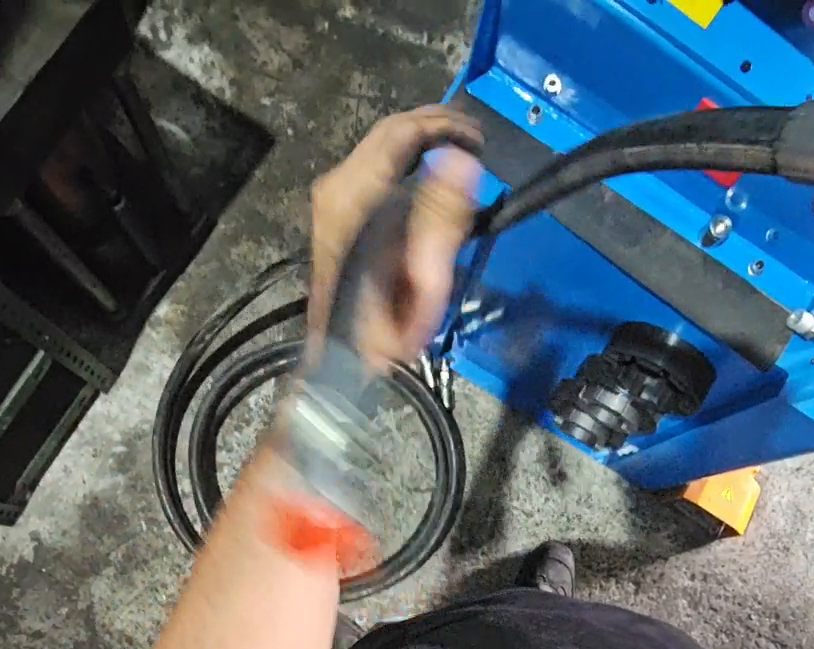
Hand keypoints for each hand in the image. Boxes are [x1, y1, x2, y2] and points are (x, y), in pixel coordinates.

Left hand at [308, 105, 482, 360]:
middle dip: (434, 128)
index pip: (402, 133)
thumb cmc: (382, 326)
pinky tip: (428, 181)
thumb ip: (443, 214)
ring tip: (458, 154)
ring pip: (380, 151)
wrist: (341, 358)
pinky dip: (407, 165)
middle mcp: (338, 189)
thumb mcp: (422, 277)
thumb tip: (462, 160)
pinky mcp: (336, 216)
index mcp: (356, 197)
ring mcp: (333, 202)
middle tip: (474, 141)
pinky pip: (375, 172)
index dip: (444, 125)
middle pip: (388, 135)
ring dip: (421, 146)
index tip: (480, 139)